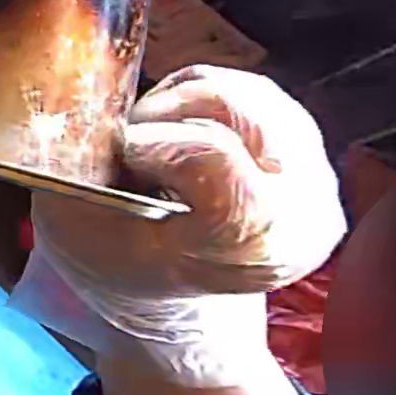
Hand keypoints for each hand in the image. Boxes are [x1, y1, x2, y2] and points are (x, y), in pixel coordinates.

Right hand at [27, 66, 345, 385]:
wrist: (173, 303)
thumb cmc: (119, 271)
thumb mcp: (76, 232)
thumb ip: (79, 177)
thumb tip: (82, 120)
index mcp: (246, 242)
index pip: (207, 153)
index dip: (144, 142)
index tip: (112, 163)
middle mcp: (304, 207)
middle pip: (236, 108)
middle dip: (162, 113)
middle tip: (129, 148)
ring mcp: (318, 178)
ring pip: (246, 91)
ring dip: (181, 103)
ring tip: (153, 141)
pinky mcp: (314, 155)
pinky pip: (256, 93)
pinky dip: (201, 99)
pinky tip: (177, 131)